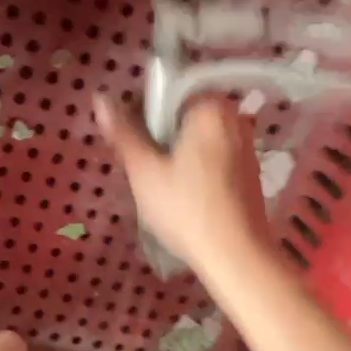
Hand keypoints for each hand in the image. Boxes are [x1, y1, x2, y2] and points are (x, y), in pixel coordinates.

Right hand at [95, 92, 269, 270]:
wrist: (235, 255)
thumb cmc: (185, 209)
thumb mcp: (144, 171)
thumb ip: (123, 133)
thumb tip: (100, 99)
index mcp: (210, 108)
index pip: (166, 95)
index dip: (143, 120)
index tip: (135, 150)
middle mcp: (234, 118)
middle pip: (181, 119)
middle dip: (160, 142)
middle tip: (147, 175)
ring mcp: (246, 146)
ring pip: (196, 141)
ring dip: (176, 159)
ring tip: (164, 192)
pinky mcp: (249, 171)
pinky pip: (212, 159)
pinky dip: (196, 173)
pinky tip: (186, 201)